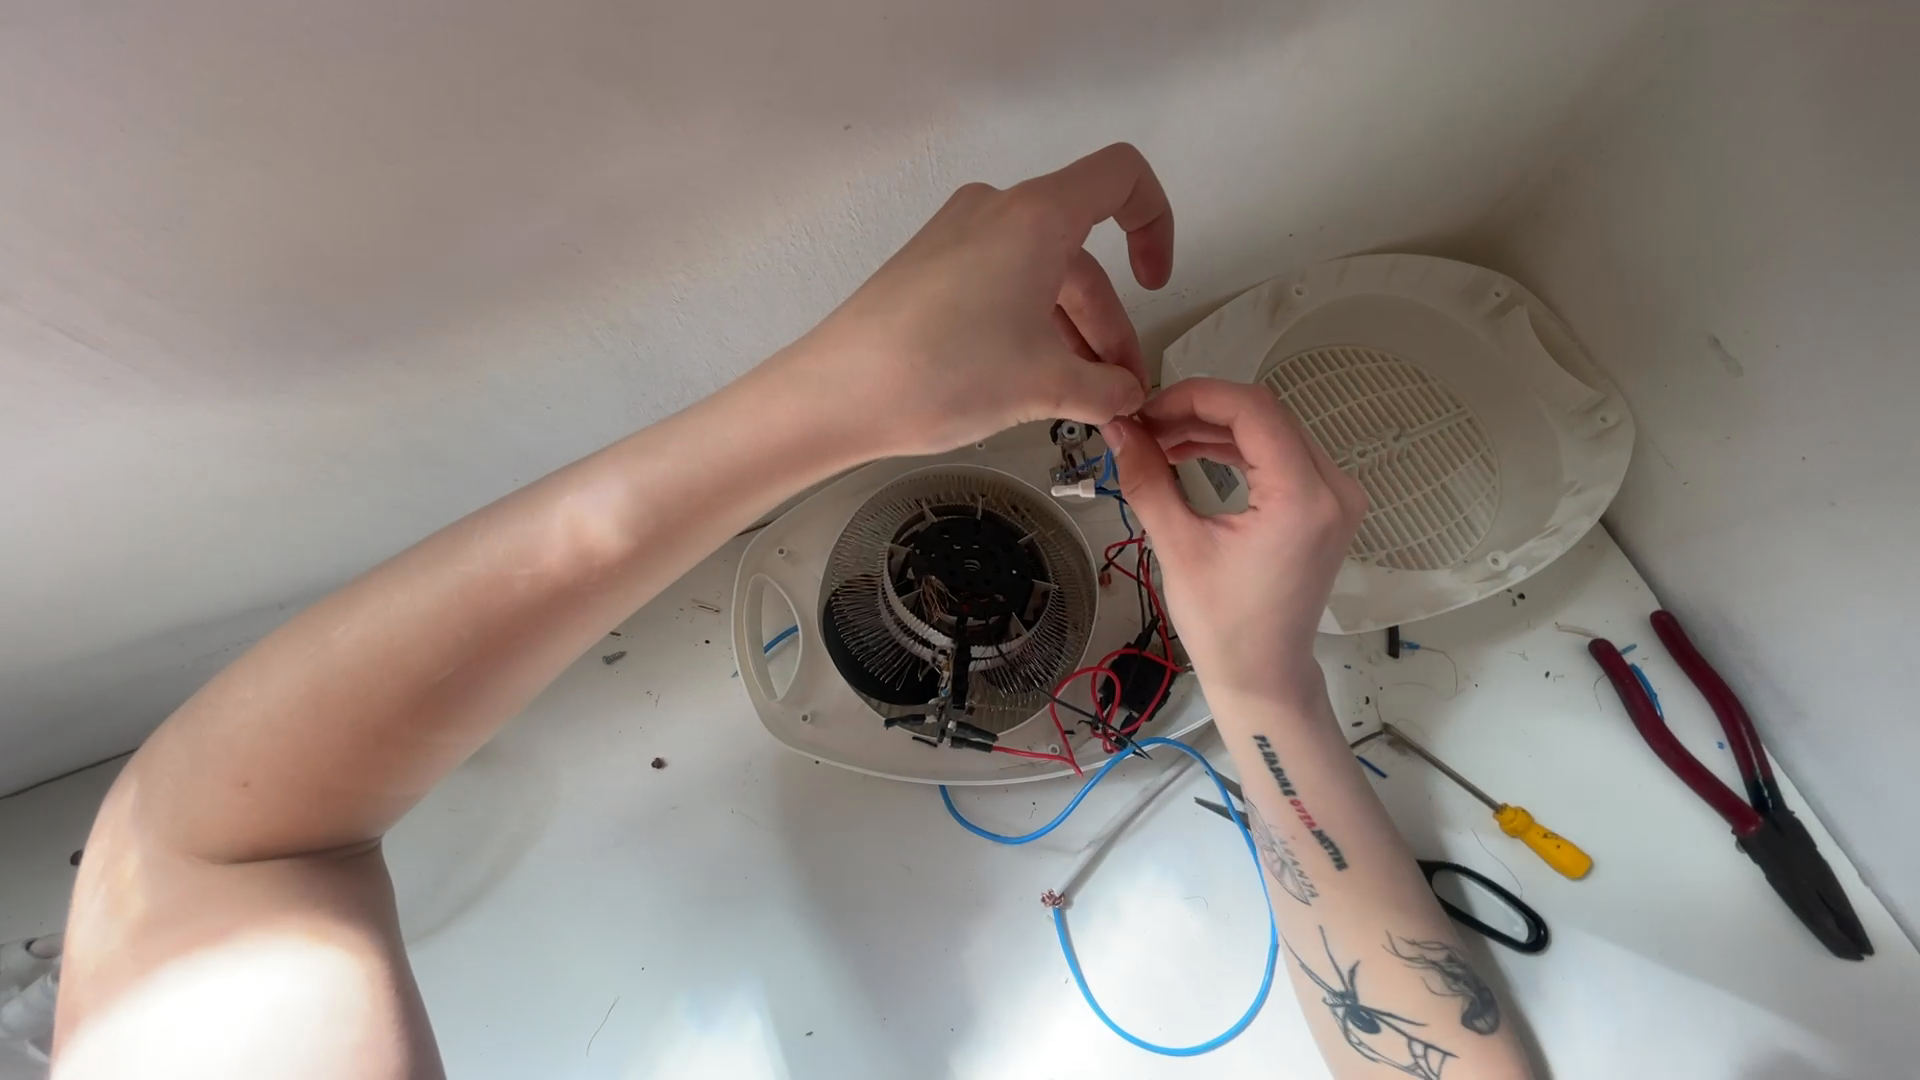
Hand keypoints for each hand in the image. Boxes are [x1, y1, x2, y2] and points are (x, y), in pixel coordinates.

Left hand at [769, 143, 1173, 456]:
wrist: (838, 395)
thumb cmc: (939, 374)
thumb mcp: (1045, 386)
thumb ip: (1105, 389)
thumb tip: (1126, 396)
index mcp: (1036, 217)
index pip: (1122, 181)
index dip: (1156, 226)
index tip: (1156, 280)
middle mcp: (995, 213)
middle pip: (1079, 258)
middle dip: (1106, 327)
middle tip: (1116, 390)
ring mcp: (957, 239)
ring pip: (1038, 280)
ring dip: (1068, 335)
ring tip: (1079, 398)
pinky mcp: (930, 270)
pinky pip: (1000, 289)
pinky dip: (1027, 329)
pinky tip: (1031, 381)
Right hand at [1107, 378, 1366, 700]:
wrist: (1262, 674)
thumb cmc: (1220, 623)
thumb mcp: (1177, 547)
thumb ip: (1147, 481)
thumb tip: (1116, 430)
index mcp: (1303, 497)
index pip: (1253, 410)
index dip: (1194, 397)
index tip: (1146, 411)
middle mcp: (1333, 486)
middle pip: (1264, 415)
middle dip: (1199, 411)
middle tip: (1144, 426)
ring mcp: (1334, 496)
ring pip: (1270, 432)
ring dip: (1213, 430)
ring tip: (1157, 441)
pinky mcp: (1323, 507)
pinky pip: (1277, 457)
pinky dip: (1233, 450)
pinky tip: (1188, 454)